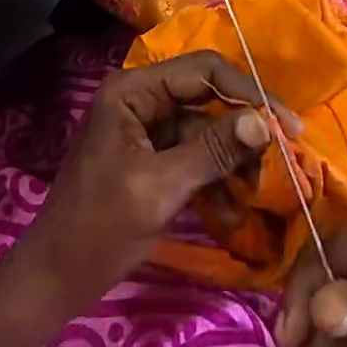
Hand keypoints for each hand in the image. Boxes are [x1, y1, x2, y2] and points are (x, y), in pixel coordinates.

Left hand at [25, 51, 302, 310]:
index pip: (202, 71)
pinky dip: (216, 178)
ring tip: (254, 192)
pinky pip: (195, 155)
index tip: (288, 124)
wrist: (58, 275)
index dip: (248, 92)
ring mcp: (147, 127)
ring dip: (233, 160)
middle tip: (281, 158)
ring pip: (206, 129)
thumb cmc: (100, 224)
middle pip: (207, 98)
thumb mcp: (160, 187)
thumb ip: (212, 151)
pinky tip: (231, 211)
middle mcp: (142, 97)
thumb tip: (264, 121)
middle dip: (243, 129)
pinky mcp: (153, 156)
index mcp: (134, 89)